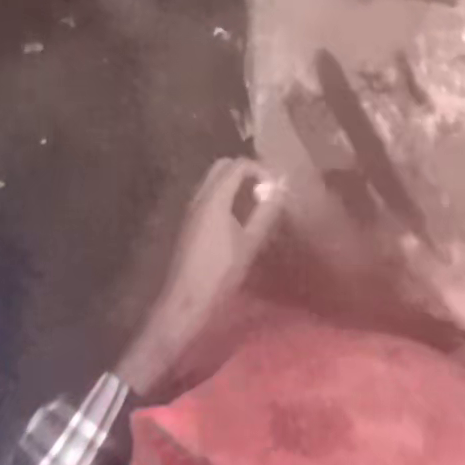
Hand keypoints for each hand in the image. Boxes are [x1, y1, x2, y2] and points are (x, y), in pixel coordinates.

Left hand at [117, 158, 283, 393]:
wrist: (185, 298)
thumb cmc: (220, 273)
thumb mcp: (250, 244)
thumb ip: (265, 213)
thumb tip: (280, 190)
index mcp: (215, 198)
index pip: (238, 165)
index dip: (260, 169)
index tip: (276, 185)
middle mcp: (199, 196)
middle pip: (223, 166)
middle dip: (246, 170)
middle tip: (266, 189)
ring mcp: (191, 207)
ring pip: (213, 179)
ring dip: (234, 182)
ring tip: (256, 201)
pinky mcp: (189, 220)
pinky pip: (208, 193)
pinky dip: (225, 193)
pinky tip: (238, 216)